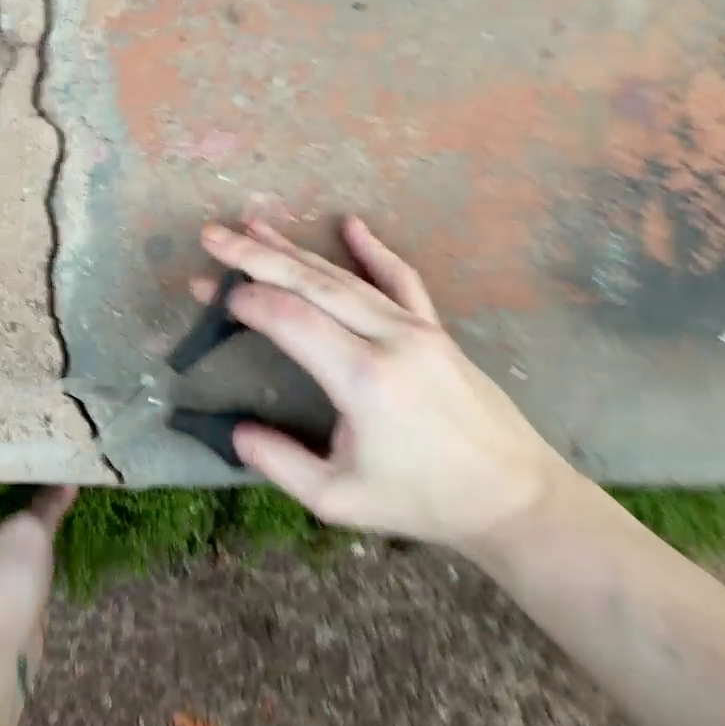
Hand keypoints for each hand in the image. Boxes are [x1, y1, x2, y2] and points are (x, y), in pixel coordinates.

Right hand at [195, 216, 569, 548]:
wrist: (513, 497)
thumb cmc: (421, 501)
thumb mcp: (337, 499)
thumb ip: (279, 463)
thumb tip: (236, 432)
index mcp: (363, 378)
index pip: (291, 320)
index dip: (246, 301)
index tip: (211, 296)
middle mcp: (391, 339)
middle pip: (313, 284)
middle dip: (256, 257)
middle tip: (212, 236)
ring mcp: (418, 329)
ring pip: (347, 277)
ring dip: (296, 251)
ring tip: (253, 226)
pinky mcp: (436, 331)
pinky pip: (401, 280)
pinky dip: (374, 251)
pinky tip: (351, 225)